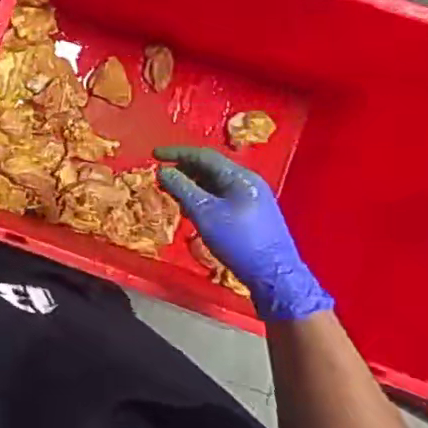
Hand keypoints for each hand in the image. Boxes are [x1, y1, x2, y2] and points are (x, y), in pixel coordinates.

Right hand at [154, 147, 333, 321]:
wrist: (273, 273)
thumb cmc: (238, 240)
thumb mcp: (205, 213)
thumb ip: (182, 189)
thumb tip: (163, 170)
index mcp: (239, 177)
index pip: (204, 156)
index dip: (176, 153)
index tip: (154, 155)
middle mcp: (247, 182)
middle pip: (210, 167)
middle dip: (183, 168)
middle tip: (160, 175)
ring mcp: (251, 197)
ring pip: (215, 182)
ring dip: (191, 183)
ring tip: (171, 191)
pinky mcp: (250, 212)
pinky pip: (221, 195)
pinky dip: (202, 196)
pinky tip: (190, 207)